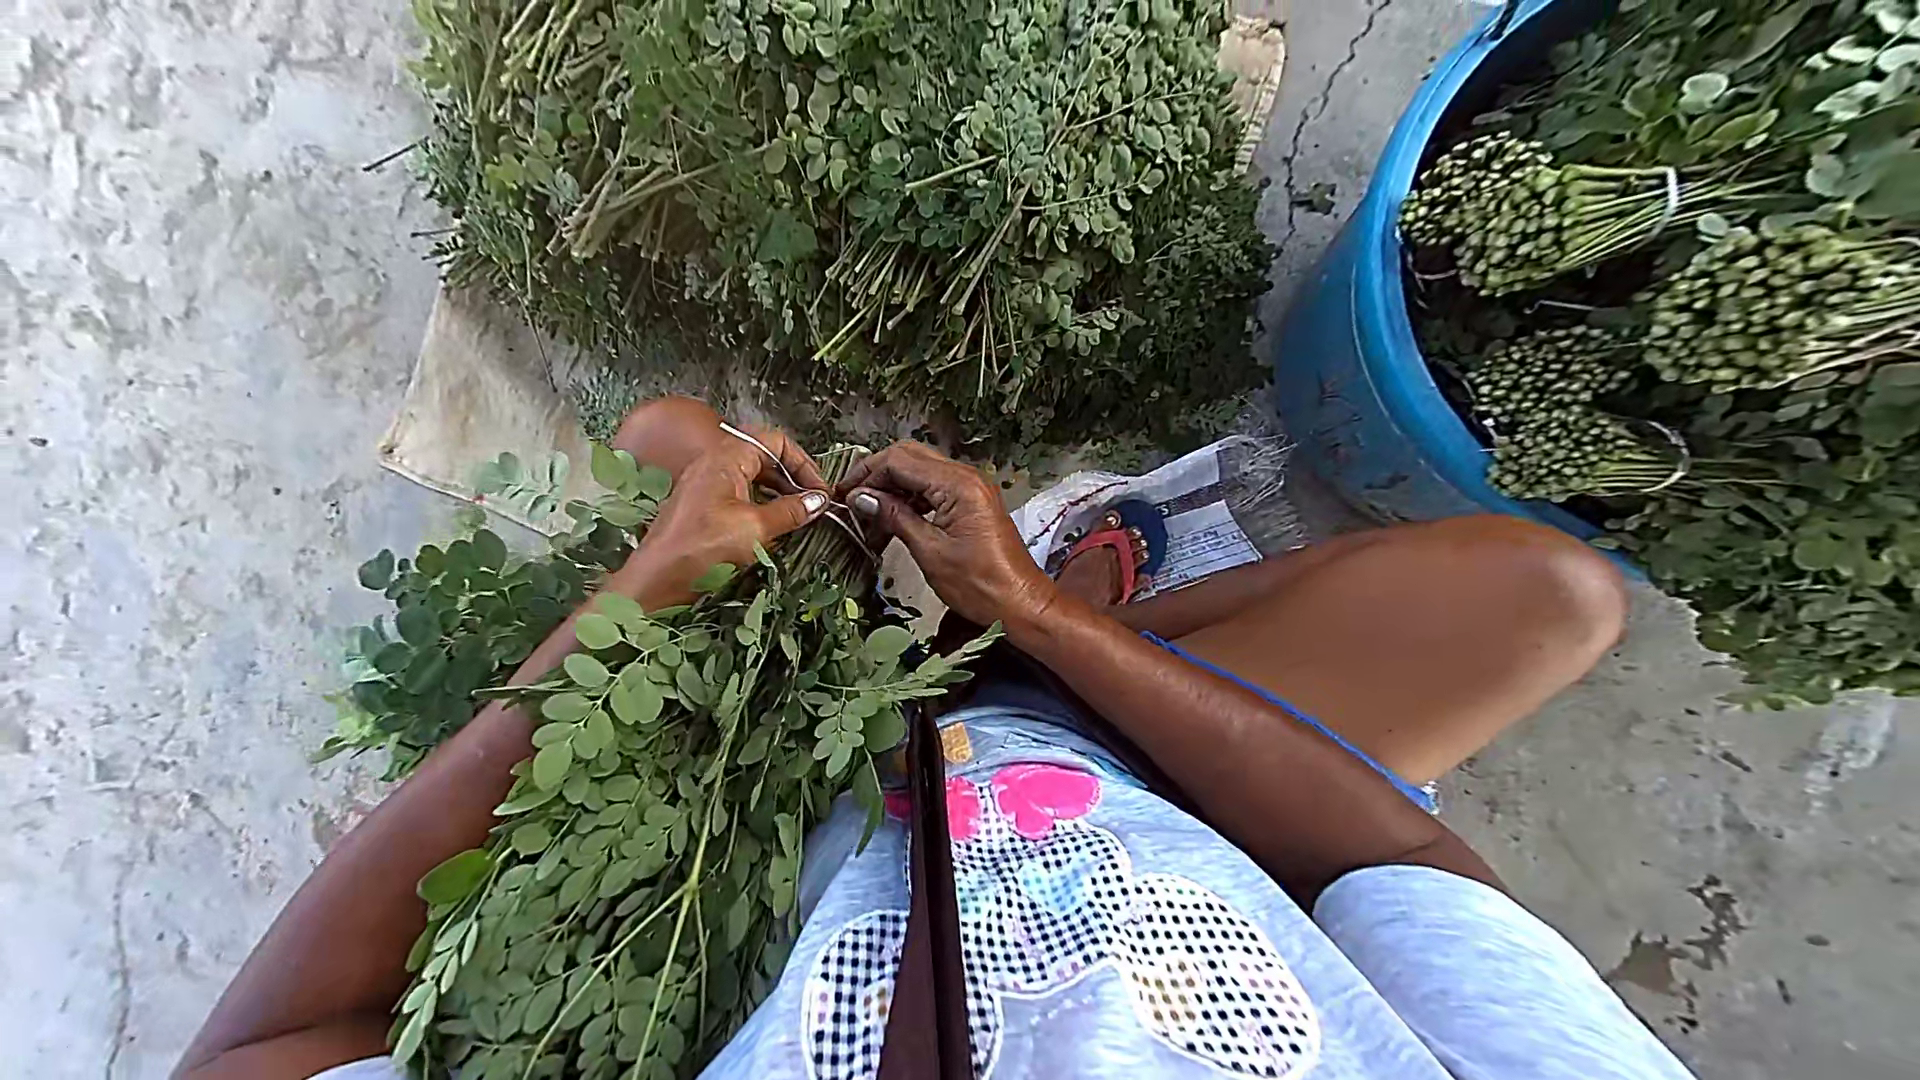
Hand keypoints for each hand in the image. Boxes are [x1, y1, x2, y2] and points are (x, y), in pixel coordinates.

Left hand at [609, 400, 828, 593]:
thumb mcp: (756, 528)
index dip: (803, 463)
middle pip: (765, 455)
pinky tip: (774, 523)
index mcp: (726, 457)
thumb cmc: (703, 549)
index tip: (819, 490)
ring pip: (754, 475)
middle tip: (814, 502)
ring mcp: (707, 484)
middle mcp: (714, 463)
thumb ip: (791, 511)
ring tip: (799, 513)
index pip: (776, 441)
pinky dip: (763, 502)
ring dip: (780, 490)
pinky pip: (741, 492)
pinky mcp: (703, 504)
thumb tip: (817, 501)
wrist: (658, 580)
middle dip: (794, 477)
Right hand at [837, 441, 1055, 627]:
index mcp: (958, 485)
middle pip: (910, 457)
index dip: (867, 475)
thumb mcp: (929, 551)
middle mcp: (967, 477)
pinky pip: (935, 487)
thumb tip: (863, 498)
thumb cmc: (981, 585)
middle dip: (877, 475)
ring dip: (894, 486)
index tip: (845, 495)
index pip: (900, 460)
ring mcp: (972, 487)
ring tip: (870, 512)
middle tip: (853, 499)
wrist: (1019, 603)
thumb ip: (894, 517)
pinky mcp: (973, 501)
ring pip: (921, 470)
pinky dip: (912, 497)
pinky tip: (894, 517)